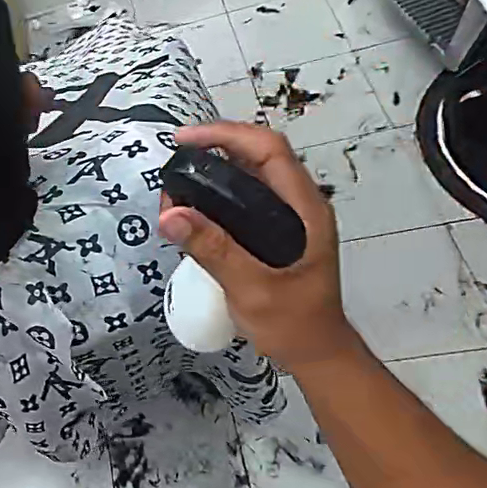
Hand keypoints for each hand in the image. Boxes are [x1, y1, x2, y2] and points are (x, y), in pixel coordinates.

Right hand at [158, 121, 363, 371]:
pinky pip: (249, 198)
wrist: (316, 353)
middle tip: (175, 167)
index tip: (185, 140)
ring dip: (215, 172)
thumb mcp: (252, 289)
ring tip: (179, 188)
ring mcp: (292, 218)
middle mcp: (301, 204)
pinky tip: (197, 209)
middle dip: (215, 150)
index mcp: (306, 209)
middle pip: (260, 155)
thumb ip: (213, 250)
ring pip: (253, 175)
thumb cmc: (294, 324)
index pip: (269, 149)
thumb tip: (170, 214)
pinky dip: (221, 194)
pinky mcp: (280, 232)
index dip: (226, 134)